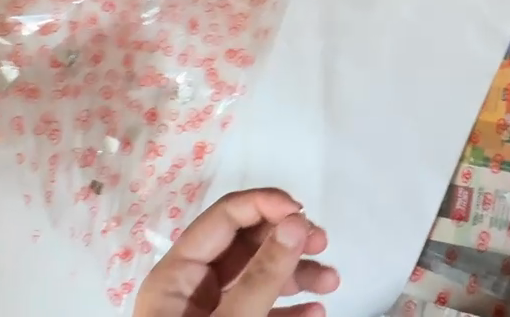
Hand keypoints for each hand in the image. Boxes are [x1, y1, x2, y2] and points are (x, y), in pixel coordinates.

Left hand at [132, 188, 339, 316]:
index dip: (266, 204)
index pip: (226, 215)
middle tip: (323, 243)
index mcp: (177, 275)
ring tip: (332, 282)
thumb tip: (297, 219)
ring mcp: (208, 315)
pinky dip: (289, 309)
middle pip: (247, 243)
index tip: (304, 213)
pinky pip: (261, 311)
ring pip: (258, 276)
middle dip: (288, 240)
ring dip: (298, 275)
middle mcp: (191, 288)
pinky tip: (316, 314)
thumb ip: (263, 275)